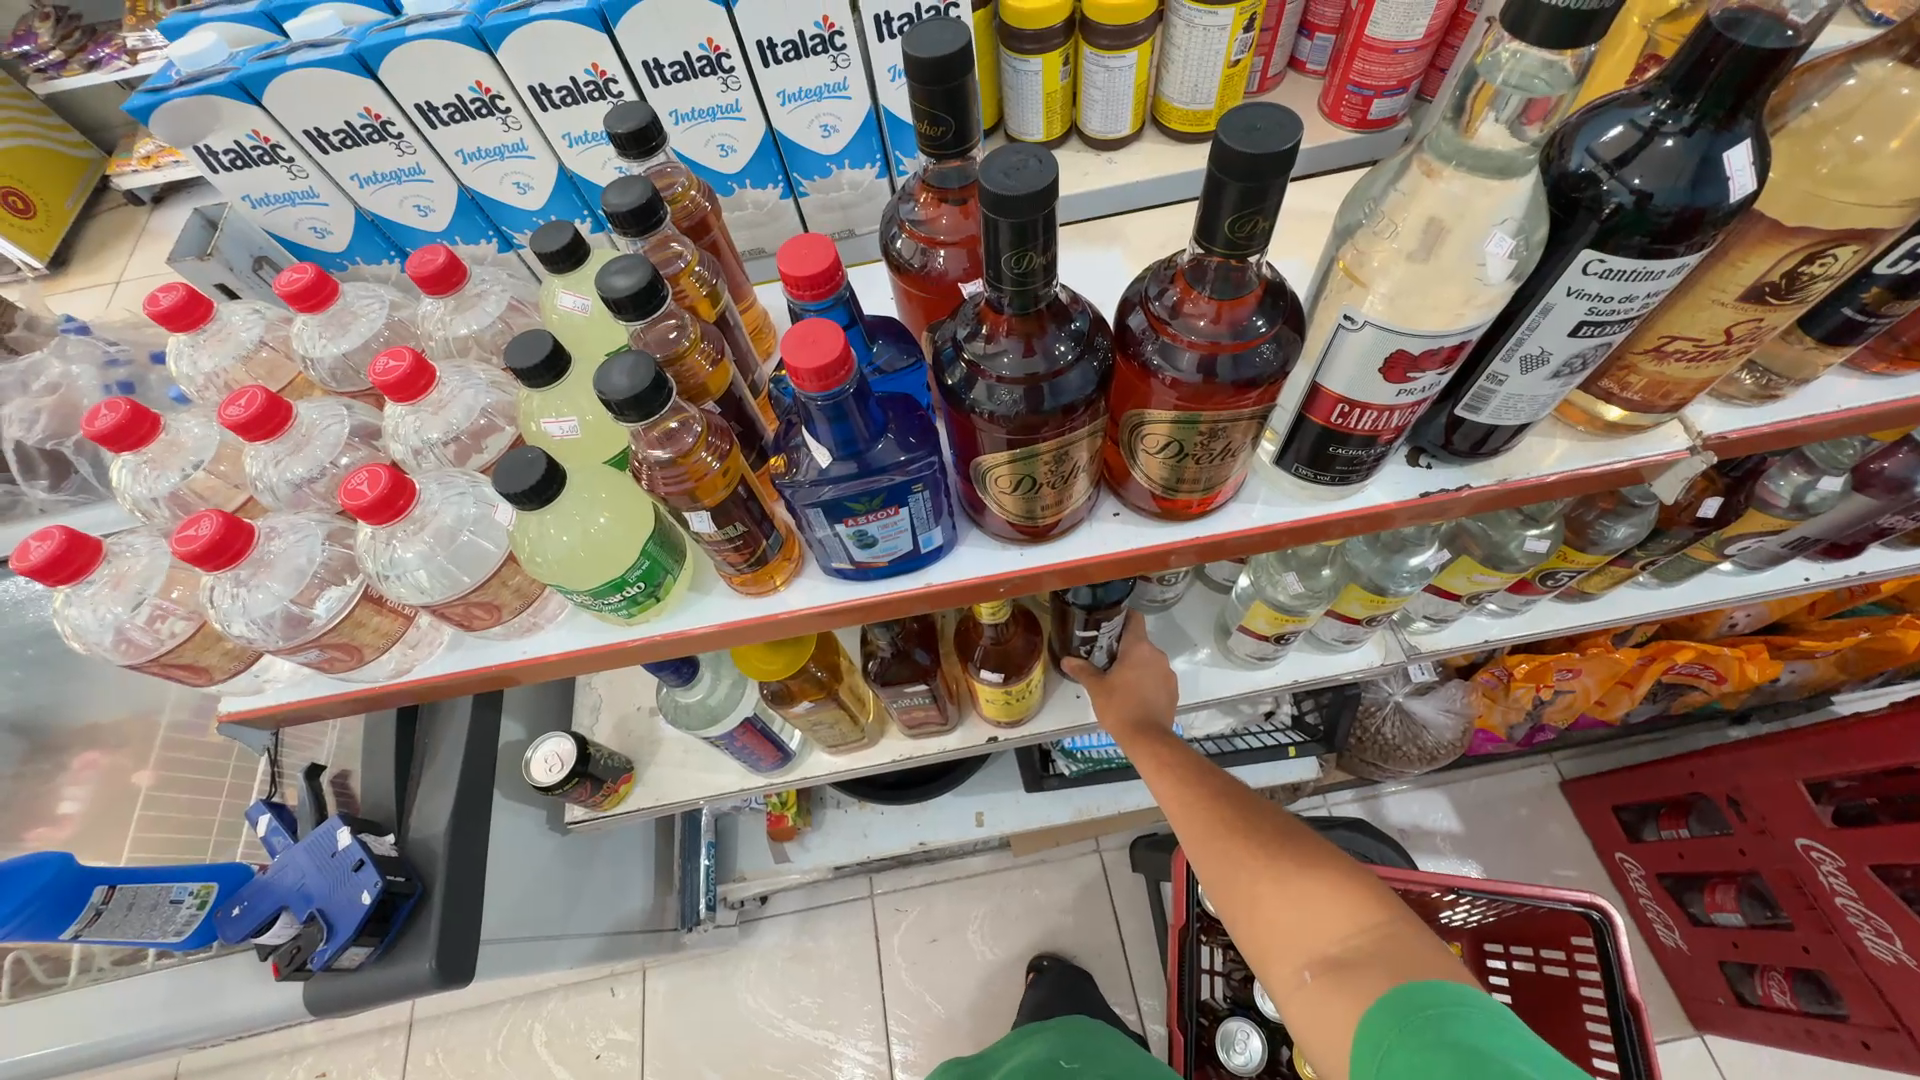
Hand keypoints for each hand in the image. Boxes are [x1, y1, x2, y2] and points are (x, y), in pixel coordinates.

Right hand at [1062, 609, 1177, 742]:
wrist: (1148, 738)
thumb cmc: (1119, 707)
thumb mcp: (1096, 688)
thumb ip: (1082, 670)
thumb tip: (1066, 659)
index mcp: (1138, 647)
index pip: (1134, 618)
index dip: (1121, 616)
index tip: (1107, 624)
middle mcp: (1157, 654)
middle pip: (1139, 641)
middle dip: (1123, 647)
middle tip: (1104, 657)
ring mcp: (1167, 672)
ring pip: (1149, 660)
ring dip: (1136, 664)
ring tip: (1118, 678)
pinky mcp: (1173, 689)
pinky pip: (1157, 676)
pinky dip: (1146, 680)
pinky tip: (1134, 694)